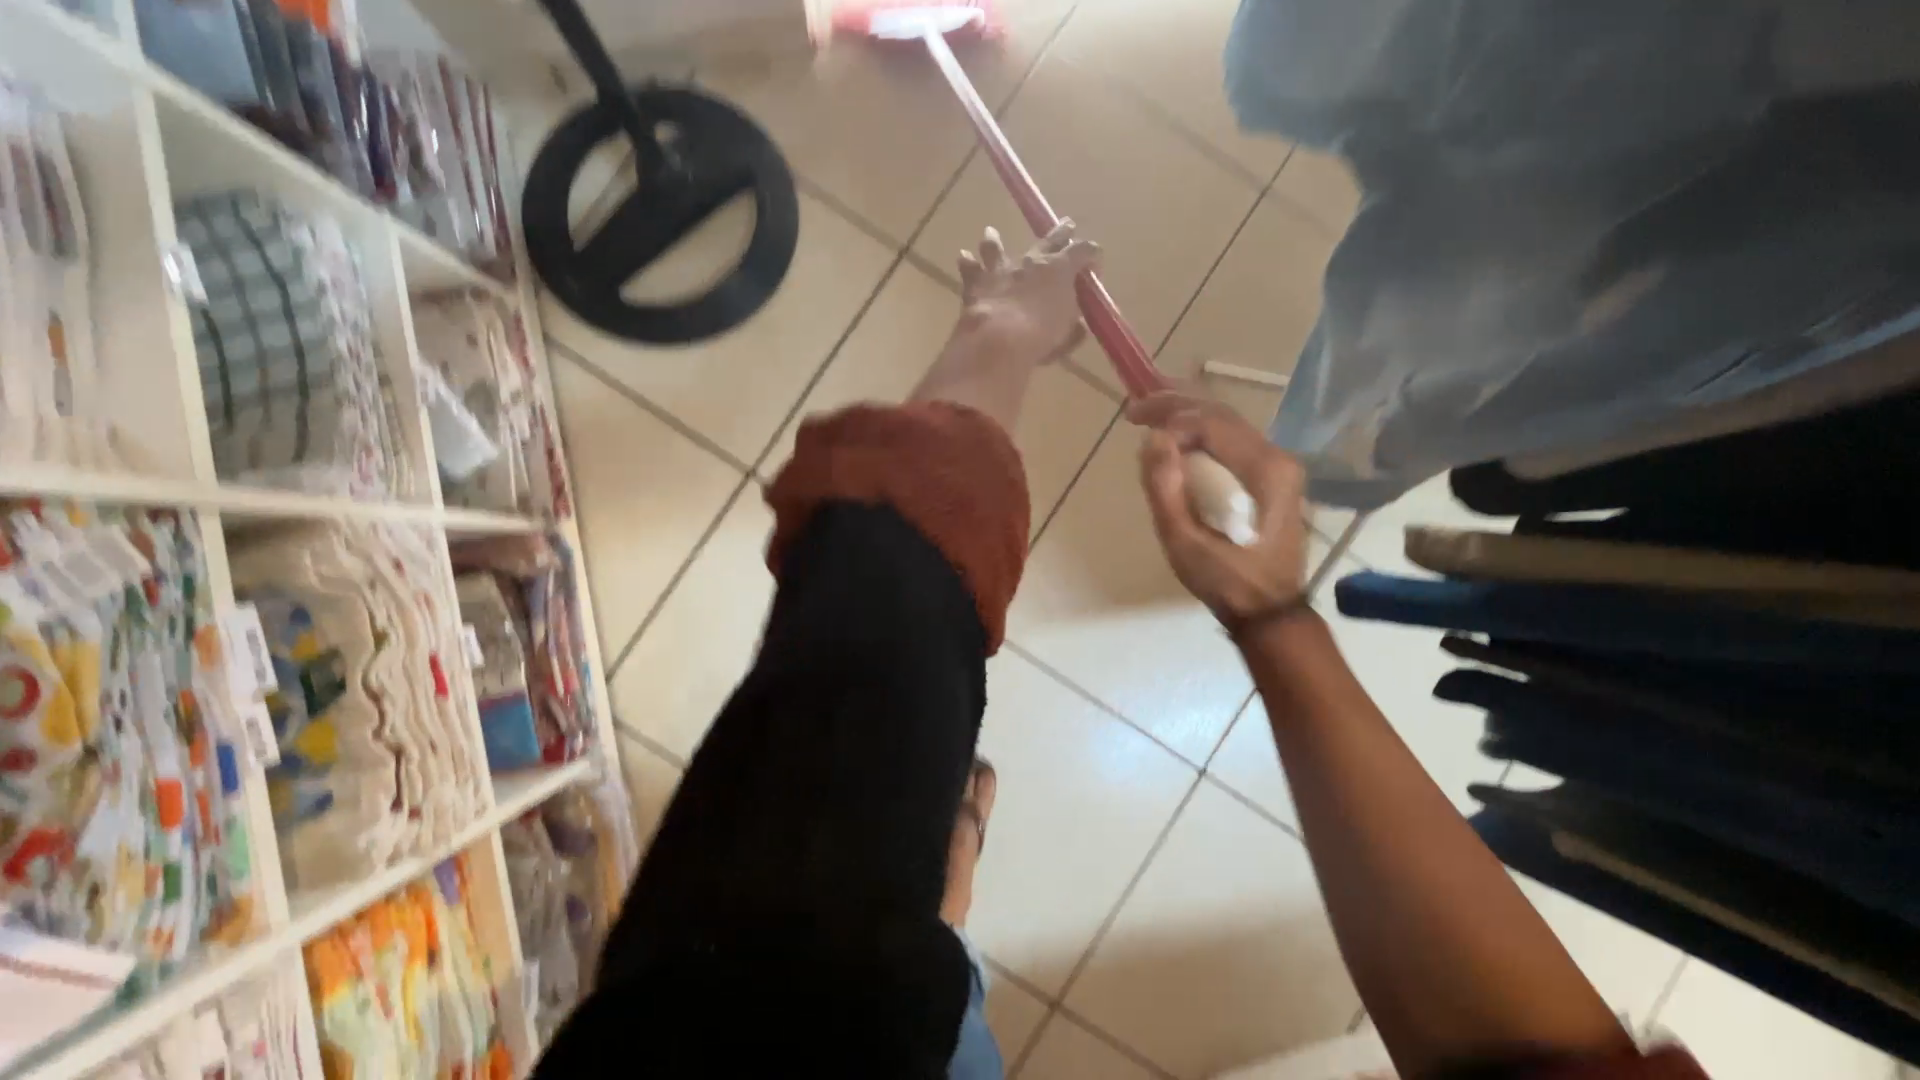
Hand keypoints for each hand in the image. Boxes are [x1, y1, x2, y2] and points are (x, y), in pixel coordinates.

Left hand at [955, 220, 1099, 366]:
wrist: (999, 341)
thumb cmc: (1041, 337)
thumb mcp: (1067, 334)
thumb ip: (1074, 326)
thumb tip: (1077, 325)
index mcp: (1060, 269)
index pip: (1083, 251)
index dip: (1092, 255)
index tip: (1095, 265)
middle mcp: (1032, 262)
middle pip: (1050, 240)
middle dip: (1061, 232)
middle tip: (1067, 225)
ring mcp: (1002, 269)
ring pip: (997, 248)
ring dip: (994, 241)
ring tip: (991, 233)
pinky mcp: (977, 283)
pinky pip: (970, 269)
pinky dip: (968, 264)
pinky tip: (964, 257)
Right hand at [1130, 393, 1310, 625]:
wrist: (1270, 614)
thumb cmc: (1227, 582)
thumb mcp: (1185, 543)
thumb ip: (1166, 489)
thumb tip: (1153, 440)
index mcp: (1264, 470)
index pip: (1210, 422)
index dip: (1169, 415)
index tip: (1133, 423)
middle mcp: (1278, 458)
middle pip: (1222, 414)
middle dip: (1175, 405)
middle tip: (1134, 408)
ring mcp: (1279, 467)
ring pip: (1228, 425)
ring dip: (1187, 416)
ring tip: (1150, 414)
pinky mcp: (1272, 479)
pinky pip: (1233, 442)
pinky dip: (1201, 433)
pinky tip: (1177, 438)